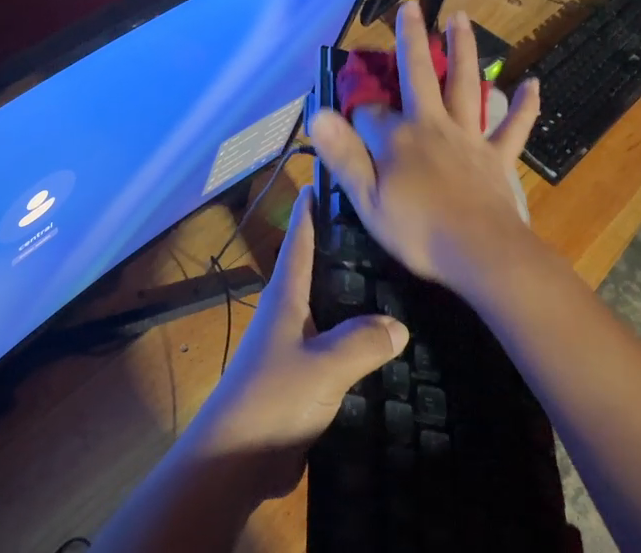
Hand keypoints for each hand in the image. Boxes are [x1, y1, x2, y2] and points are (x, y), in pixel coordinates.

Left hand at [184, 186, 408, 497]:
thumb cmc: (273, 399)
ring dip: (357, 300)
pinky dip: (360, 343)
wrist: (237, 460)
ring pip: (331, 312)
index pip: (300, 240)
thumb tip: (398, 325)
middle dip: (348, 251)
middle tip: (390, 233)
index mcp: (285, 298)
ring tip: (403, 286)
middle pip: (319, 272)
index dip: (312, 210)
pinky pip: (337, 349)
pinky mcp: (303, 380)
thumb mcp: (324, 365)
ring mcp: (294, 348)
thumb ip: (362, 341)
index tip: (328, 180)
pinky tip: (390, 349)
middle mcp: (288, 315)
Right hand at [309, 2, 548, 296]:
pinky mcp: (498, 156)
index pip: (369, 114)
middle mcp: (433, 126)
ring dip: (463, 51)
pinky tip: (533, 84)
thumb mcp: (367, 200)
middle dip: (412, 41)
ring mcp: (470, 138)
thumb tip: (317, 114)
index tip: (346, 124)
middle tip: (411, 8)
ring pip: (465, 85)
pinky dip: (524, 106)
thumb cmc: (418, 232)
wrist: (482, 253)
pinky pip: (513, 127)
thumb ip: (343, 155)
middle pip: (420, 75)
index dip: (355, 115)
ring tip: (461, 19)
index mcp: (398, 139)